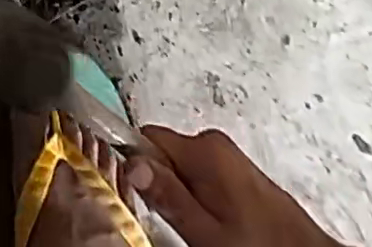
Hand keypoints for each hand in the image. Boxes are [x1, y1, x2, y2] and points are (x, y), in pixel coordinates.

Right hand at [125, 126, 343, 246]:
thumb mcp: (206, 234)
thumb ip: (168, 196)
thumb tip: (131, 164)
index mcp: (203, 148)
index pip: (147, 137)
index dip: (138, 166)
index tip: (140, 197)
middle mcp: (214, 143)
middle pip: (165, 152)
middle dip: (163, 185)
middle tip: (175, 224)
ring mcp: (229, 157)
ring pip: (183, 167)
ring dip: (182, 195)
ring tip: (199, 231)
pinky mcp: (239, 173)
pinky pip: (203, 176)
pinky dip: (200, 198)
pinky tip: (215, 228)